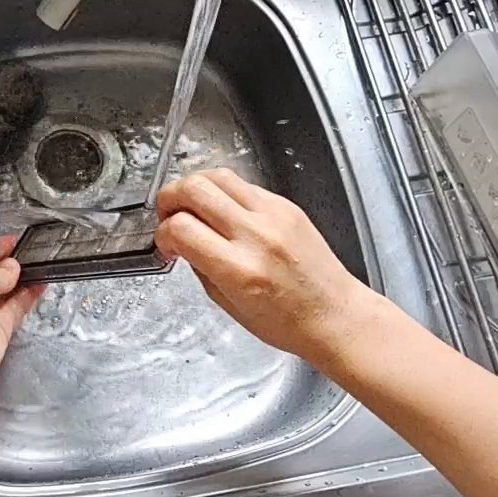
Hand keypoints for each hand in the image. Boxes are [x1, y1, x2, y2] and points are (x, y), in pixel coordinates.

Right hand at [154, 169, 392, 366]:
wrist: (334, 314)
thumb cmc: (286, 321)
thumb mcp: (227, 304)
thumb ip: (200, 266)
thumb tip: (180, 240)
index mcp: (239, 270)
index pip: (181, 228)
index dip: (162, 233)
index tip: (166, 243)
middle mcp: (257, 236)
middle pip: (194, 189)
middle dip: (170, 198)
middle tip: (169, 216)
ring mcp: (274, 215)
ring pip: (217, 175)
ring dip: (194, 187)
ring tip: (192, 207)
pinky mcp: (286, 204)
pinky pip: (243, 184)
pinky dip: (223, 192)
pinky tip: (223, 212)